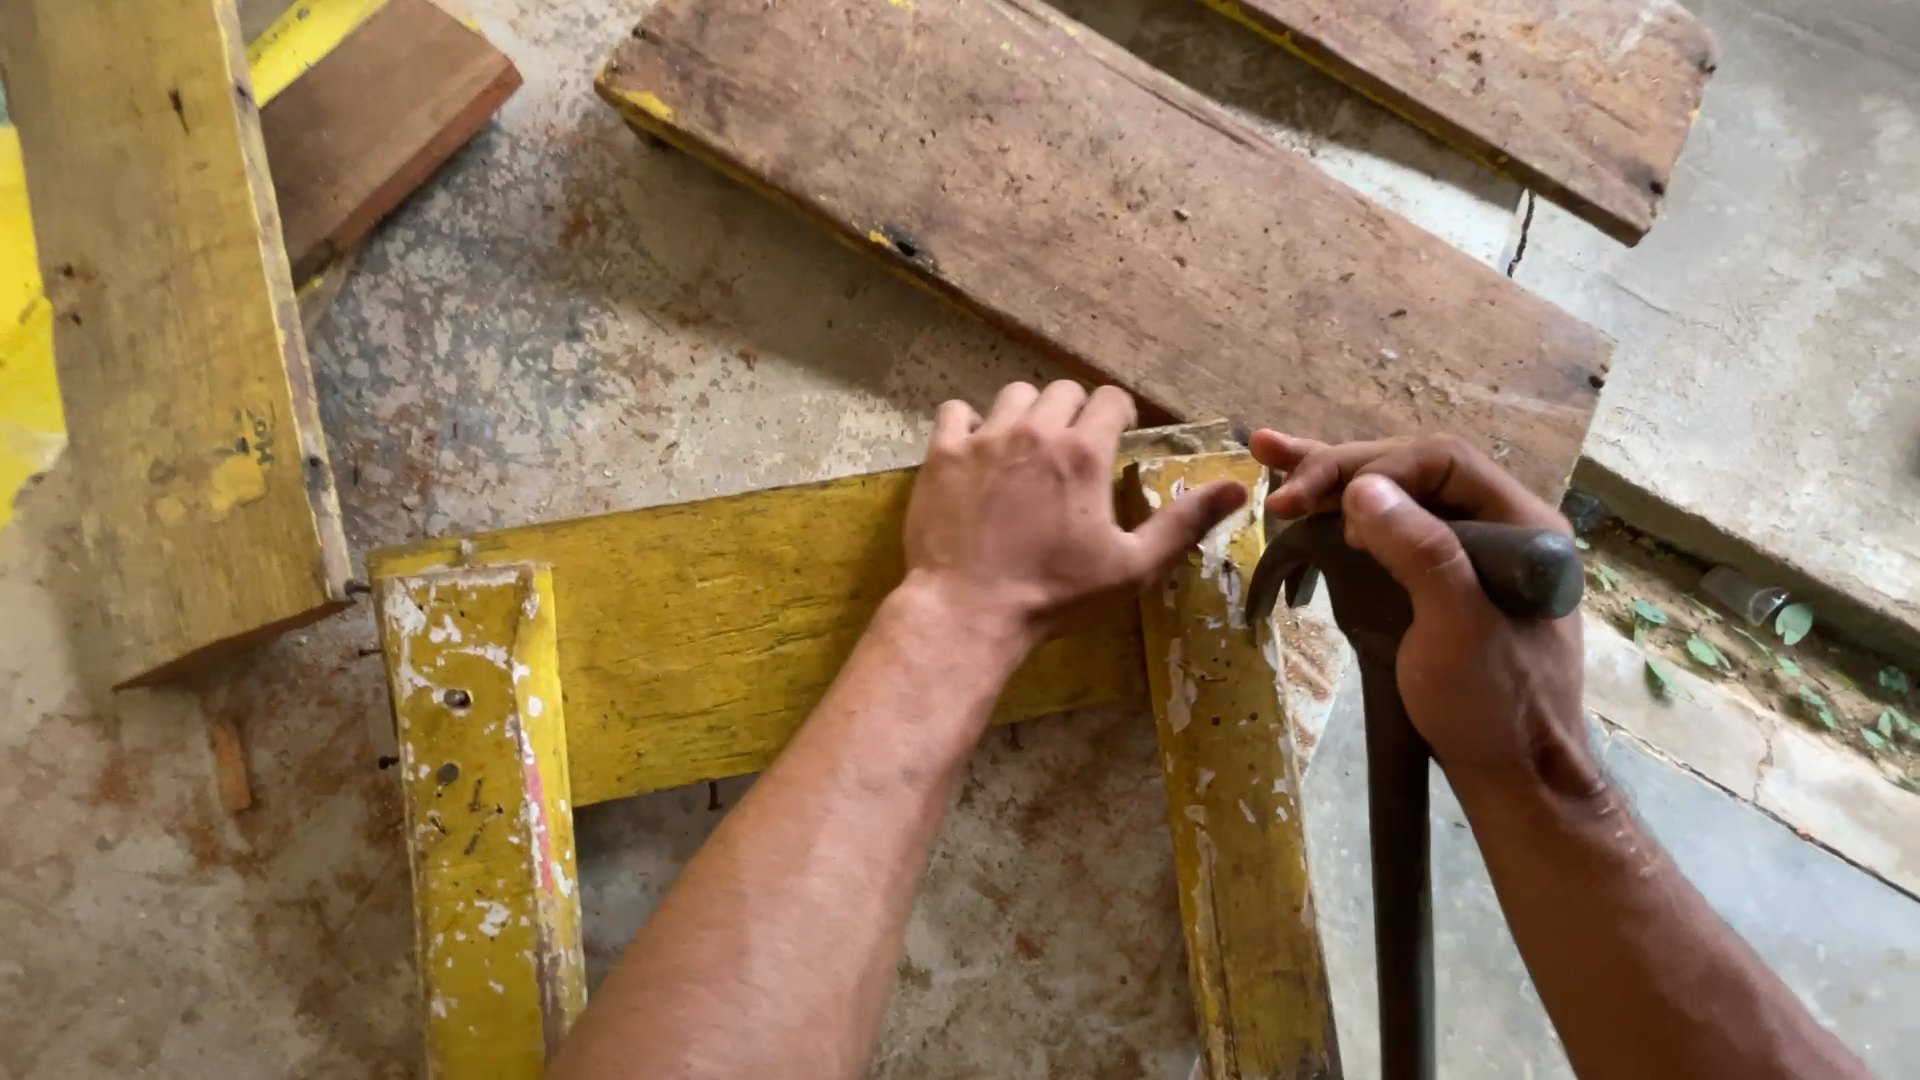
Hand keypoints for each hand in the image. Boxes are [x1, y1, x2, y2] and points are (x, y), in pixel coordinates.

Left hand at [903, 381, 1246, 650]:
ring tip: (1026, 449)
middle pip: (1063, 391)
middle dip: (1074, 414)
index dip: (1117, 416)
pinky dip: (969, 423)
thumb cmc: (1054, 593)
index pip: (1110, 399)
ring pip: (1013, 395)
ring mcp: (983, 439)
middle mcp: (1034, 431)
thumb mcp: (1132, 566)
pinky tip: (975, 451)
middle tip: (1071, 452)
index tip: (1114, 439)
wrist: (969, 610)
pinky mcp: (942, 454)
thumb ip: (1183, 522)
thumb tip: (1238, 486)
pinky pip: (955, 412)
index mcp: (1083, 452)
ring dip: (1027, 414)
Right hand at [1249, 432, 1602, 800]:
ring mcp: (1451, 544)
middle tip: (1281, 500)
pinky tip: (1292, 493)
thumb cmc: (1492, 703)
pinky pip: (1372, 524)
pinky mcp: (1419, 570)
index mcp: (1517, 522)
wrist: (1506, 766)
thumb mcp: (1460, 630)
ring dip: (1322, 473)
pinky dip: (1328, 507)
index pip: (1439, 460)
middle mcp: (1486, 520)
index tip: (1335, 515)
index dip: (1379, 472)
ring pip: (1382, 489)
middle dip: (1337, 473)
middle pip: (1403, 468)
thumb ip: (1421, 552)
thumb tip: (1358, 489)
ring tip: (1264, 449)